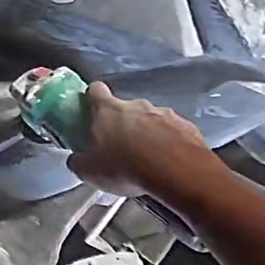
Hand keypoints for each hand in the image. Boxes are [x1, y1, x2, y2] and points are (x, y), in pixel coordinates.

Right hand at [68, 82, 218, 196]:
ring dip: (148, 133)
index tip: (91, 110)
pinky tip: (168, 163)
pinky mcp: (188, 127)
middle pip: (125, 107)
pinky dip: (170, 143)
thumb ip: (78, 160)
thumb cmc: (126, 167)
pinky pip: (174, 131)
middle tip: (119, 146)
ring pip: (151, 119)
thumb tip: (76, 159)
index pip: (95, 90)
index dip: (92, 98)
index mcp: (108, 110)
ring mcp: (165, 114)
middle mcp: (136, 105)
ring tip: (147, 159)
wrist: (180, 175)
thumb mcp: (89, 170)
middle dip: (122, 122)